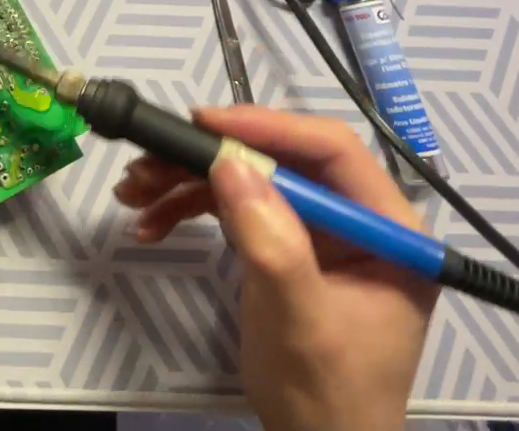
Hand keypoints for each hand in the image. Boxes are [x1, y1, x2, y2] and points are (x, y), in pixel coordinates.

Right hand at [115, 106, 436, 430]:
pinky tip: (149, 222)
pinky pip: (227, 206)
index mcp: (386, 229)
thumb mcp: (300, 321)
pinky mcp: (277, 242)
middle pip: (275, 158)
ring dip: (182, 181)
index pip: (330, 151)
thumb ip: (273, 244)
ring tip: (132, 191)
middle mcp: (351, 218)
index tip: (203, 125)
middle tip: (148, 160)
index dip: (267, 127)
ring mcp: (312, 230)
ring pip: (242, 177)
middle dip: (206, 158)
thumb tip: (230, 164)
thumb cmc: (326, 392)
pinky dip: (184, 207)